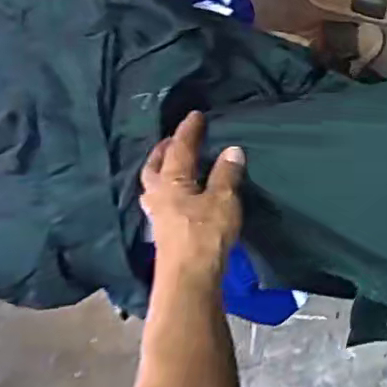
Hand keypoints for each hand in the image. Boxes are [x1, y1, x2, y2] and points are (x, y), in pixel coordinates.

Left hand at [141, 111, 244, 282]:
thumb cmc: (206, 232)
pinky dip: (168, 184)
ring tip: (174, 159)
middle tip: (177, 137)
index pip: (181, 150)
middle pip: (157, 164)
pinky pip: (161, 194)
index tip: (195, 115)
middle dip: (167, 148)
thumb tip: (231, 149)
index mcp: (172, 181)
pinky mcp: (164, 223)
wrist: (189, 271)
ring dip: (163, 166)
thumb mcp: (224, 200)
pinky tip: (176, 189)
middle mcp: (158, 192)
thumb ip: (227, 174)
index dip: (189, 132)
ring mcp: (157, 209)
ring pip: (155, 180)